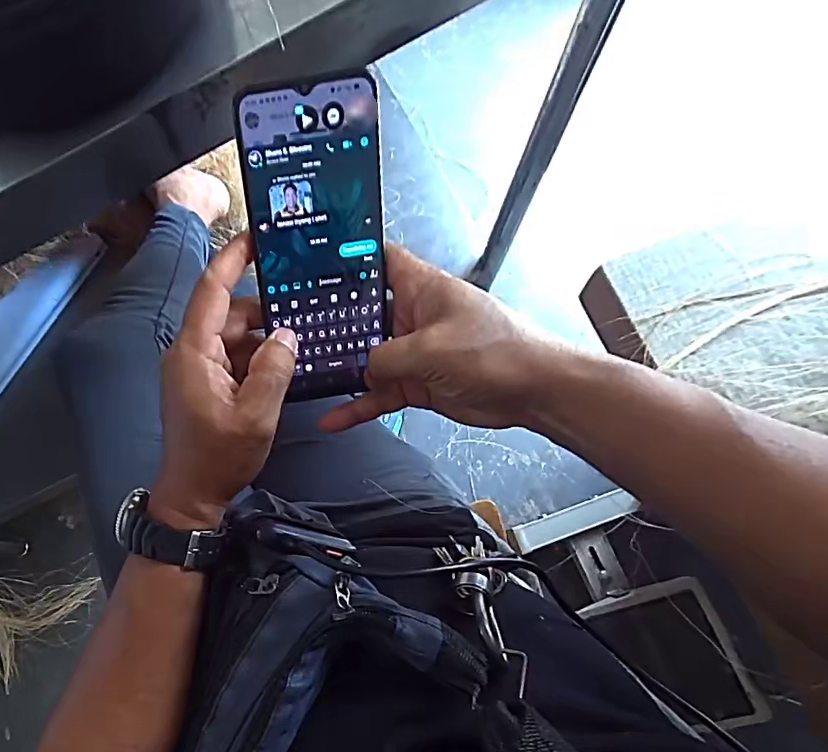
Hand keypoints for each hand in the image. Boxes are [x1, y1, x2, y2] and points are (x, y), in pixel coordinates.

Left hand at [148, 233, 297, 530]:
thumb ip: (274, 369)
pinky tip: (283, 367)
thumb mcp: (256, 415)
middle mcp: (190, 353)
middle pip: (228, 314)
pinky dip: (256, 359)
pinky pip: (232, 359)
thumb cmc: (219, 457)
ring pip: (233, 338)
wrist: (192, 493)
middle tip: (301, 303)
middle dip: (263, 309)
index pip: (212, 289)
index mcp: (194, 351)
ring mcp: (195, 370)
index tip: (257, 236)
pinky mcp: (203, 386)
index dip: (233, 258)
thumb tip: (287, 335)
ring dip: (263, 339)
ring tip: (299, 340)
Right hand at [318, 245, 588, 432]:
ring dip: (342, 370)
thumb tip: (363, 369)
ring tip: (307, 376)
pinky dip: (360, 406)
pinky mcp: (418, 383)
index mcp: (420, 287)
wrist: (530, 391)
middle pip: (362, 314)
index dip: (347, 259)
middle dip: (333, 324)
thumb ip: (388, 357)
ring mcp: (414, 351)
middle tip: (297, 331)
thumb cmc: (498, 352)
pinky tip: (337, 417)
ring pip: (367, 359)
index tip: (313, 266)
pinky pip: (379, 393)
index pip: (377, 259)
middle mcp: (413, 316)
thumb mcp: (433, 347)